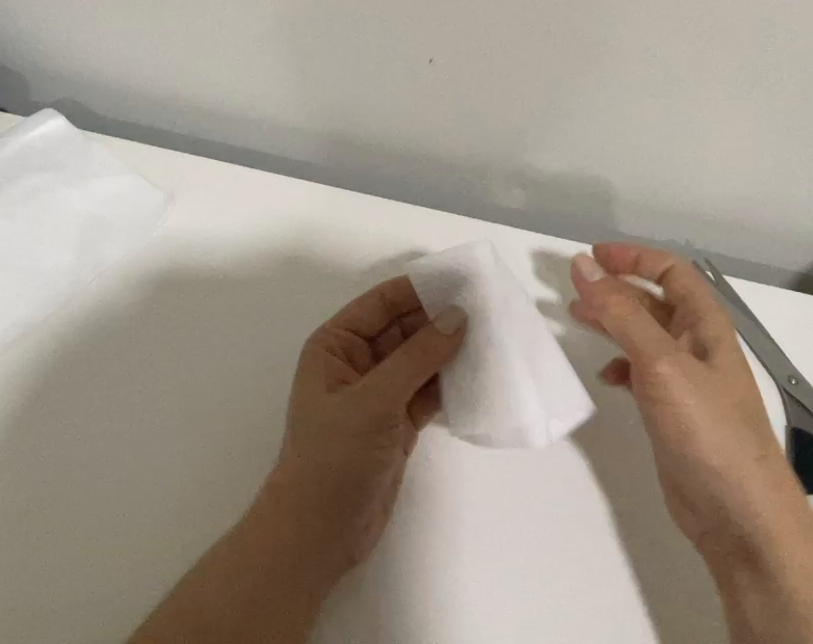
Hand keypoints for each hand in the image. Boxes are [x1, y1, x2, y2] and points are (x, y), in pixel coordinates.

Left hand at [261, 275, 467, 575]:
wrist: (319, 532)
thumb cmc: (333, 456)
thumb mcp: (374, 400)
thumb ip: (417, 357)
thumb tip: (457, 316)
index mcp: (336, 344)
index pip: (382, 303)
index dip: (420, 289)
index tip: (463, 281)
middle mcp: (357, 362)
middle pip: (405, 328)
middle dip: (441, 319)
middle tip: (489, 310)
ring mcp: (379, 393)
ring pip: (421, 359)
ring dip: (451, 350)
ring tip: (494, 337)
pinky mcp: (398, 421)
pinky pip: (428, 390)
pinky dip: (451, 382)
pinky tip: (481, 374)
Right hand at [568, 242, 812, 559]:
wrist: (738, 513)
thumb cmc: (706, 428)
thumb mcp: (660, 361)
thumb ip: (620, 311)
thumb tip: (582, 264)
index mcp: (705, 325)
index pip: (671, 272)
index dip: (633, 257)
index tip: (591, 256)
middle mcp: (697, 346)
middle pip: (653, 301)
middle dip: (614, 288)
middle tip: (572, 285)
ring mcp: (685, 381)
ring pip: (643, 336)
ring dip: (611, 322)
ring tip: (574, 316)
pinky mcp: (673, 413)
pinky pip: (641, 373)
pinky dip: (619, 366)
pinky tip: (605, 375)